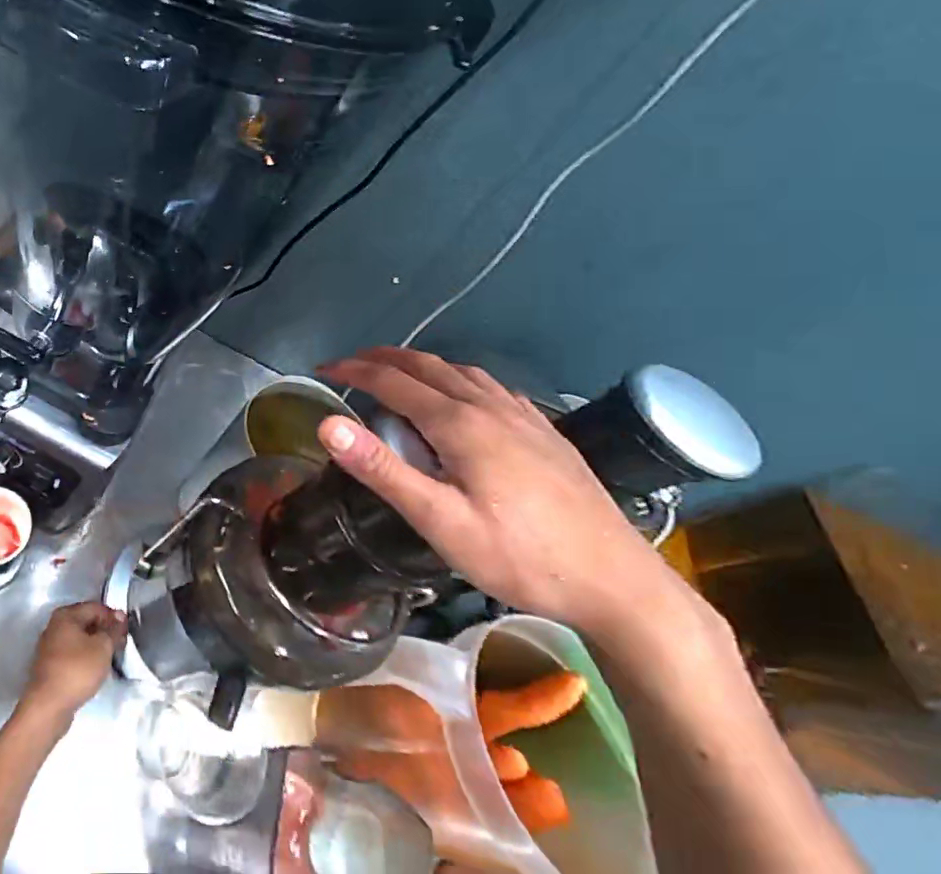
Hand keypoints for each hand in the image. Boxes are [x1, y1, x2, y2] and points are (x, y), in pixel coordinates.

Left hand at [21, 601, 125, 721]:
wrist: (48, 706)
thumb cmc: (77, 670)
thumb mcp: (102, 647)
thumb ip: (113, 629)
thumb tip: (120, 616)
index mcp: (65, 615)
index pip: (96, 607)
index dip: (114, 617)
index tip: (127, 632)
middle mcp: (54, 626)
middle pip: (86, 621)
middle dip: (105, 631)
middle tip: (121, 645)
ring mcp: (50, 646)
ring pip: (80, 639)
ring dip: (96, 645)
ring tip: (111, 657)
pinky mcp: (50, 665)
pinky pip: (73, 654)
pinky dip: (86, 657)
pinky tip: (95, 668)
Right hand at [316, 348, 701, 644]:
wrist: (616, 580)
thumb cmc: (519, 557)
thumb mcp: (440, 521)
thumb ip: (383, 469)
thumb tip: (329, 424)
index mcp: (460, 424)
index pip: (394, 382)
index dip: (355, 372)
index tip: (324, 369)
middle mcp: (491, 407)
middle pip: (428, 367)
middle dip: (383, 359)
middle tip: (350, 365)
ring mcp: (524, 416)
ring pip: (462, 372)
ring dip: (421, 365)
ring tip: (397, 373)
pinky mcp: (546, 431)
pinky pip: (491, 386)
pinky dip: (458, 377)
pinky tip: (464, 396)